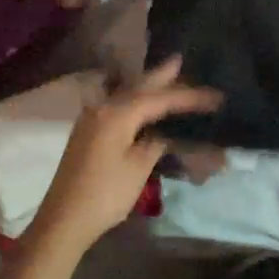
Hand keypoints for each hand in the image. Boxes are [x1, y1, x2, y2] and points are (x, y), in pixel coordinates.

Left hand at [23, 58, 219, 258]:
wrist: (65, 218)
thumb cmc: (105, 194)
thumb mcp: (138, 168)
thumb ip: (154, 144)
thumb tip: (162, 133)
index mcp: (116, 114)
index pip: (158, 99)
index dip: (187, 97)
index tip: (214, 96)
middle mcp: (102, 109)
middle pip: (137, 88)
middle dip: (159, 76)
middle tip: (179, 60)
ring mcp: (91, 121)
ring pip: (124, 96)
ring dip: (145, 86)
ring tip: (165, 76)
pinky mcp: (87, 134)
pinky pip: (116, 107)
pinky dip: (133, 101)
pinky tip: (140, 104)